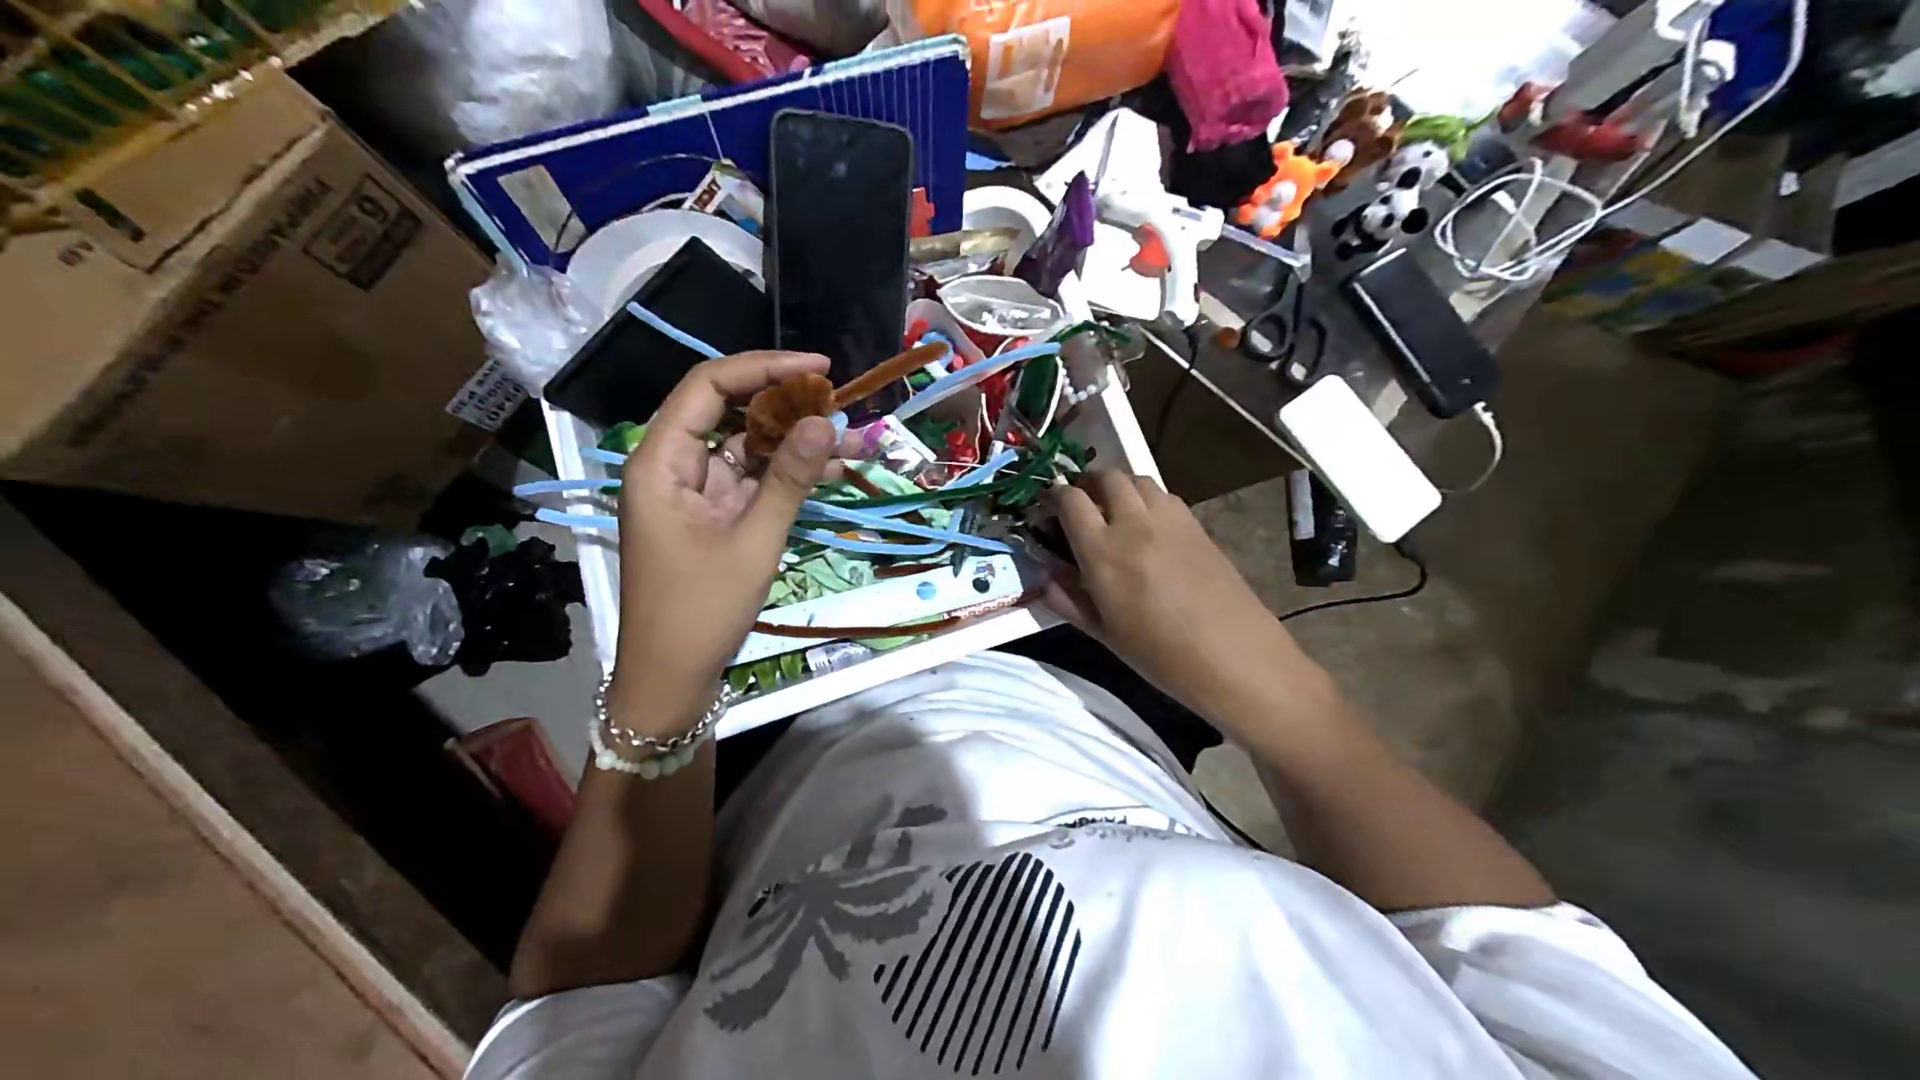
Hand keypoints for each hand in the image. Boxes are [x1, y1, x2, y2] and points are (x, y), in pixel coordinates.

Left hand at [610, 351, 840, 731]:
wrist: (671, 678)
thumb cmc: (701, 610)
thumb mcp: (754, 540)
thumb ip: (790, 478)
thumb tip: (827, 422)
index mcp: (662, 460)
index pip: (710, 387)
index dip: (765, 368)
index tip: (820, 369)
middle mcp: (674, 466)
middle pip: (731, 413)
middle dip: (788, 409)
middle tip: (842, 410)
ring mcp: (696, 493)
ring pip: (748, 449)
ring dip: (796, 446)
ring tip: (851, 445)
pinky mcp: (713, 516)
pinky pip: (752, 482)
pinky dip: (787, 478)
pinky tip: (830, 474)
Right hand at [1047, 470, 1323, 721]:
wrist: (1234, 656)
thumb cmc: (1160, 655)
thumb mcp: (1104, 634)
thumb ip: (1069, 600)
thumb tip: (1046, 577)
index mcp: (1103, 552)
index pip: (1070, 500)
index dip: (1054, 496)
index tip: (1049, 507)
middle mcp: (1134, 524)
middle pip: (1106, 477)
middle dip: (1087, 483)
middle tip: (1081, 503)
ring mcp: (1169, 520)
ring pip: (1137, 480)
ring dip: (1119, 487)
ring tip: (1114, 510)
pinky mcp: (1197, 524)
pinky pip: (1164, 495)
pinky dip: (1147, 498)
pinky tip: (1148, 525)